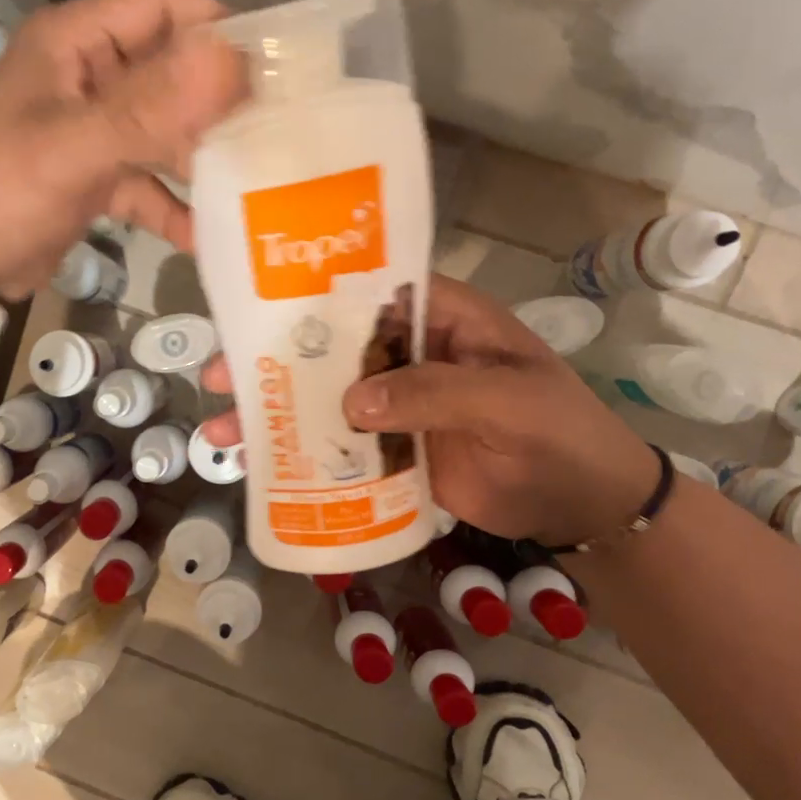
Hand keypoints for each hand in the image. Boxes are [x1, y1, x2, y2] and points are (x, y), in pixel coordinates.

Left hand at [0, 0, 247, 299]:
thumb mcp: (69, 149)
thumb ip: (147, 109)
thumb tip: (231, 61)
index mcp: (74, 42)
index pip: (163, 2)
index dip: (216, 29)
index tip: (263, 79)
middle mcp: (88, 75)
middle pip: (172, 67)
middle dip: (219, 101)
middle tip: (270, 139)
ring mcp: (92, 130)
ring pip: (165, 128)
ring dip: (202, 157)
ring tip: (251, 188)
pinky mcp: (94, 178)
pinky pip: (147, 182)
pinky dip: (173, 207)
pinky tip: (205, 237)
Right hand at [197, 275, 659, 545]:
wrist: (581, 504)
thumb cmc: (559, 433)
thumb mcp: (506, 402)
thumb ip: (433, 393)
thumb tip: (349, 402)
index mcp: (443, 322)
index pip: (371, 295)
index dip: (315, 298)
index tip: (258, 308)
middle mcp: (411, 356)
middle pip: (333, 351)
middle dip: (276, 362)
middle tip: (219, 376)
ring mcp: (398, 406)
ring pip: (327, 401)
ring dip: (278, 412)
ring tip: (223, 431)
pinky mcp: (392, 450)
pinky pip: (340, 445)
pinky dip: (303, 453)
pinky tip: (262, 464)